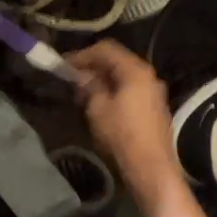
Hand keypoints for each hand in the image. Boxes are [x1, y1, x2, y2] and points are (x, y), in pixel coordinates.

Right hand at [68, 41, 184, 203]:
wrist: (151, 167)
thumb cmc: (122, 134)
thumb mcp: (98, 108)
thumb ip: (89, 86)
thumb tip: (81, 76)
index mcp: (135, 70)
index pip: (106, 49)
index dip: (82, 54)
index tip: (63, 65)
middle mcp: (148, 76)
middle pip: (116, 61)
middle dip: (92, 67)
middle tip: (70, 78)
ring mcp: (153, 91)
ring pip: (123, 76)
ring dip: (101, 80)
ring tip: (81, 92)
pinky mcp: (153, 107)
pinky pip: (129, 89)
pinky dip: (112, 90)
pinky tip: (99, 103)